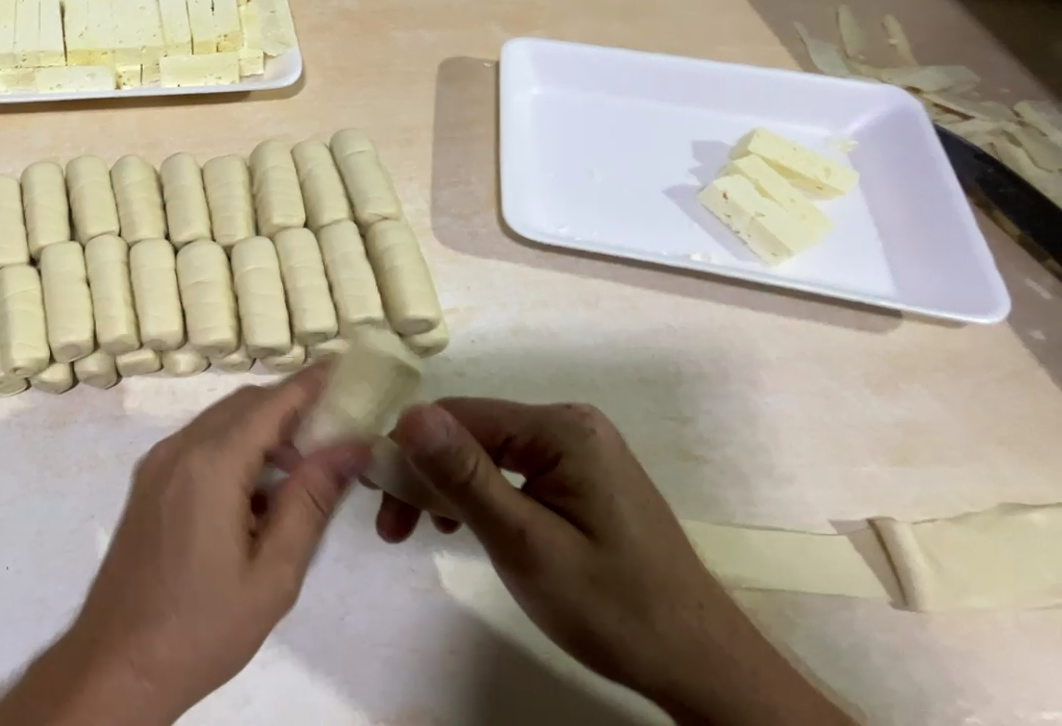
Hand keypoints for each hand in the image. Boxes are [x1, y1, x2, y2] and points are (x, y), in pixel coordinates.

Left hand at [0, 367, 368, 725]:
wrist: (118, 660)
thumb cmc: (204, 626)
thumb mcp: (273, 572)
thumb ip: (310, 501)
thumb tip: (350, 446)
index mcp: (211, 465)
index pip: (270, 404)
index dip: (310, 383)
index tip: (347, 369)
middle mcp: (178, 449)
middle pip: (243, 405)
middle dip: (291, 405)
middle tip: (339, 424)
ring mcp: (157, 464)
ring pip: (219, 422)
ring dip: (263, 427)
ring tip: (308, 461)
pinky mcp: (148, 483)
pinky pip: (199, 444)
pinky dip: (235, 446)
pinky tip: (261, 487)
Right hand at [381, 399, 853, 725]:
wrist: (699, 665)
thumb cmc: (611, 607)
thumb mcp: (524, 544)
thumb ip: (464, 476)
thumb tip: (408, 415)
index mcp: (561, 429)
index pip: (457, 416)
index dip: (409, 453)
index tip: (381, 503)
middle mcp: (568, 424)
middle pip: (468, 432)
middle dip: (424, 475)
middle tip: (395, 530)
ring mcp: (577, 449)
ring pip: (484, 452)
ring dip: (445, 487)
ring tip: (423, 531)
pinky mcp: (578, 476)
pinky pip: (509, 468)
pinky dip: (477, 495)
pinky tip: (464, 525)